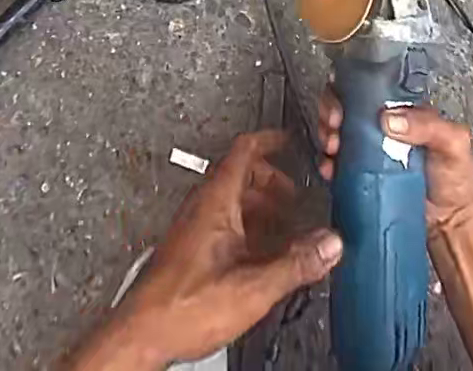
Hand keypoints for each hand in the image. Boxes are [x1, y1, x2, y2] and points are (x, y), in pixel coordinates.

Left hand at [64, 130, 342, 369]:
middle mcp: (203, 204)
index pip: (244, 149)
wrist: (144, 332)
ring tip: (283, 224)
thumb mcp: (253, 286)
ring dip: (260, 203)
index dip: (269, 139)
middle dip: (271, 179)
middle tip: (293, 193)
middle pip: (240, 172)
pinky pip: (223, 218)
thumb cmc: (184, 304)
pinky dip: (246, 224)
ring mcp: (194, 223)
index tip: (287, 140)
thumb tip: (328, 244)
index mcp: (216, 199)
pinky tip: (259, 252)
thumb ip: (295, 263)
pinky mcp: (190, 244)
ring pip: (232, 196)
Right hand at [317, 84, 472, 231]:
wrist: (452, 222)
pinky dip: (327, 162)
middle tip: (334, 129)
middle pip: (342, 104)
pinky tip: (330, 169)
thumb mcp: (451, 143)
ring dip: (326, 134)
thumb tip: (388, 118)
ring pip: (335, 130)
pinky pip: (336, 162)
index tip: (340, 108)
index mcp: (398, 108)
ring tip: (332, 149)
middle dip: (330, 112)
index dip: (345, 91)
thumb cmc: (455, 175)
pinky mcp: (360, 173)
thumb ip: (426, 126)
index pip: (365, 86)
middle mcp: (378, 123)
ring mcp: (367, 148)